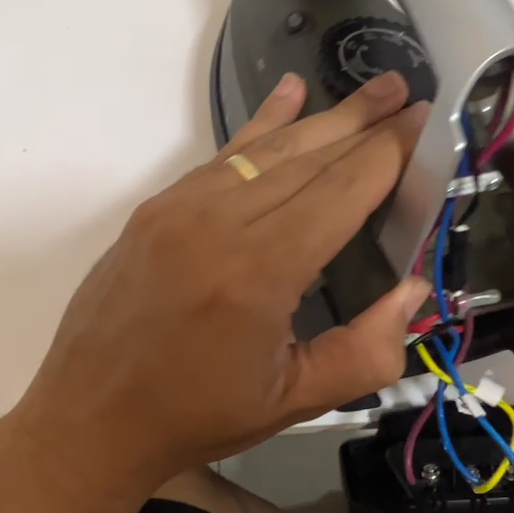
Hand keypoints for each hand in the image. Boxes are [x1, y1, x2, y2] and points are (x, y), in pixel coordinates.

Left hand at [3, 71, 430, 496]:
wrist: (91, 421)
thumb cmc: (199, 417)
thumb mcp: (296, 400)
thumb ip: (366, 350)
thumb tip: (413, 290)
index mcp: (260, 272)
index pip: (340, 193)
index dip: (386, 154)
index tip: (422, 122)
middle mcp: (219, 223)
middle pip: (308, 158)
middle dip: (363, 123)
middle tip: (406, 91)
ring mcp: (179, 209)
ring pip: (265, 150)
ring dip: (321, 118)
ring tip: (369, 92)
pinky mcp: (156, 210)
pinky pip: (221, 158)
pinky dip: (261, 126)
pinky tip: (287, 96)